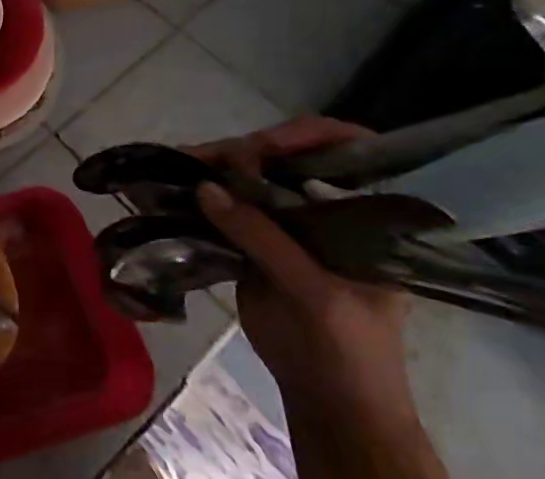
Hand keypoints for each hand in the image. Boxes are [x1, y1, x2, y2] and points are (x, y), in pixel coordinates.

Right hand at [186, 117, 414, 422]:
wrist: (330, 406)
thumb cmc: (348, 351)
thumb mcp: (315, 293)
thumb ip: (264, 238)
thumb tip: (204, 187)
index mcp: (365, 212)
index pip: (346, 150)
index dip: (308, 137)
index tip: (265, 144)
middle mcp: (328, 205)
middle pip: (288, 158)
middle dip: (249, 150)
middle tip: (207, 155)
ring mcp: (291, 220)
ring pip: (255, 176)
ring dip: (220, 166)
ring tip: (183, 159)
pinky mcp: (259, 238)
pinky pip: (233, 205)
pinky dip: (206, 193)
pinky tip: (179, 184)